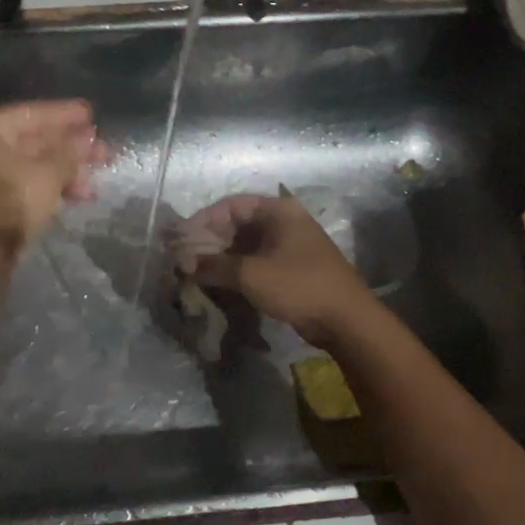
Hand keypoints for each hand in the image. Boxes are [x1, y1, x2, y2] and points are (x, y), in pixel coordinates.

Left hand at [0, 100, 106, 305]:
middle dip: (70, 146)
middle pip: (34, 139)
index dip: (65, 114)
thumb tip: (87, 138)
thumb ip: (69, 154)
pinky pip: (28, 184)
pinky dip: (52, 186)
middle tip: (103, 150)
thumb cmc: (9, 206)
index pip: (33, 113)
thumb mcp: (47, 175)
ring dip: (66, 170)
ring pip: (34, 165)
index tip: (92, 114)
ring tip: (96, 179)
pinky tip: (78, 194)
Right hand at [174, 193, 376, 346]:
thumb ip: (214, 265)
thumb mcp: (250, 274)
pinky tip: (216, 284)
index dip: (201, 220)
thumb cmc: (298, 285)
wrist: (344, 319)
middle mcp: (283, 222)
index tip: (180, 240)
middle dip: (208, 242)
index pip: (230, 205)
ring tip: (194, 274)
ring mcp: (287, 246)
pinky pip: (254, 263)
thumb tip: (183, 262)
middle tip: (183, 260)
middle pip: (236, 225)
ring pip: (244, 246)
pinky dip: (234, 271)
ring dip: (219, 259)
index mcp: (278, 211)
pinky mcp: (289, 269)